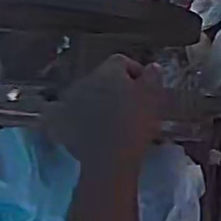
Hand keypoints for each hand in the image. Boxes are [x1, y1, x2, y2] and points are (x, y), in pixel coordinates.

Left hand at [44, 55, 164, 172]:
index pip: (122, 61)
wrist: (108, 159)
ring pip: (94, 95)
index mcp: (108, 71)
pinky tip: (106, 132)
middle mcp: (86, 80)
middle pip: (106, 77)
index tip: (148, 90)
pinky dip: (94, 119)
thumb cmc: (135, 123)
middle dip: (119, 88)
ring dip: (106, 103)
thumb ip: (153, 77)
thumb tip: (151, 68)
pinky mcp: (67, 123)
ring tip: (121, 121)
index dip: (137, 73)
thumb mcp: (153, 97)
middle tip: (136, 105)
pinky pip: (84, 114)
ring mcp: (73, 101)